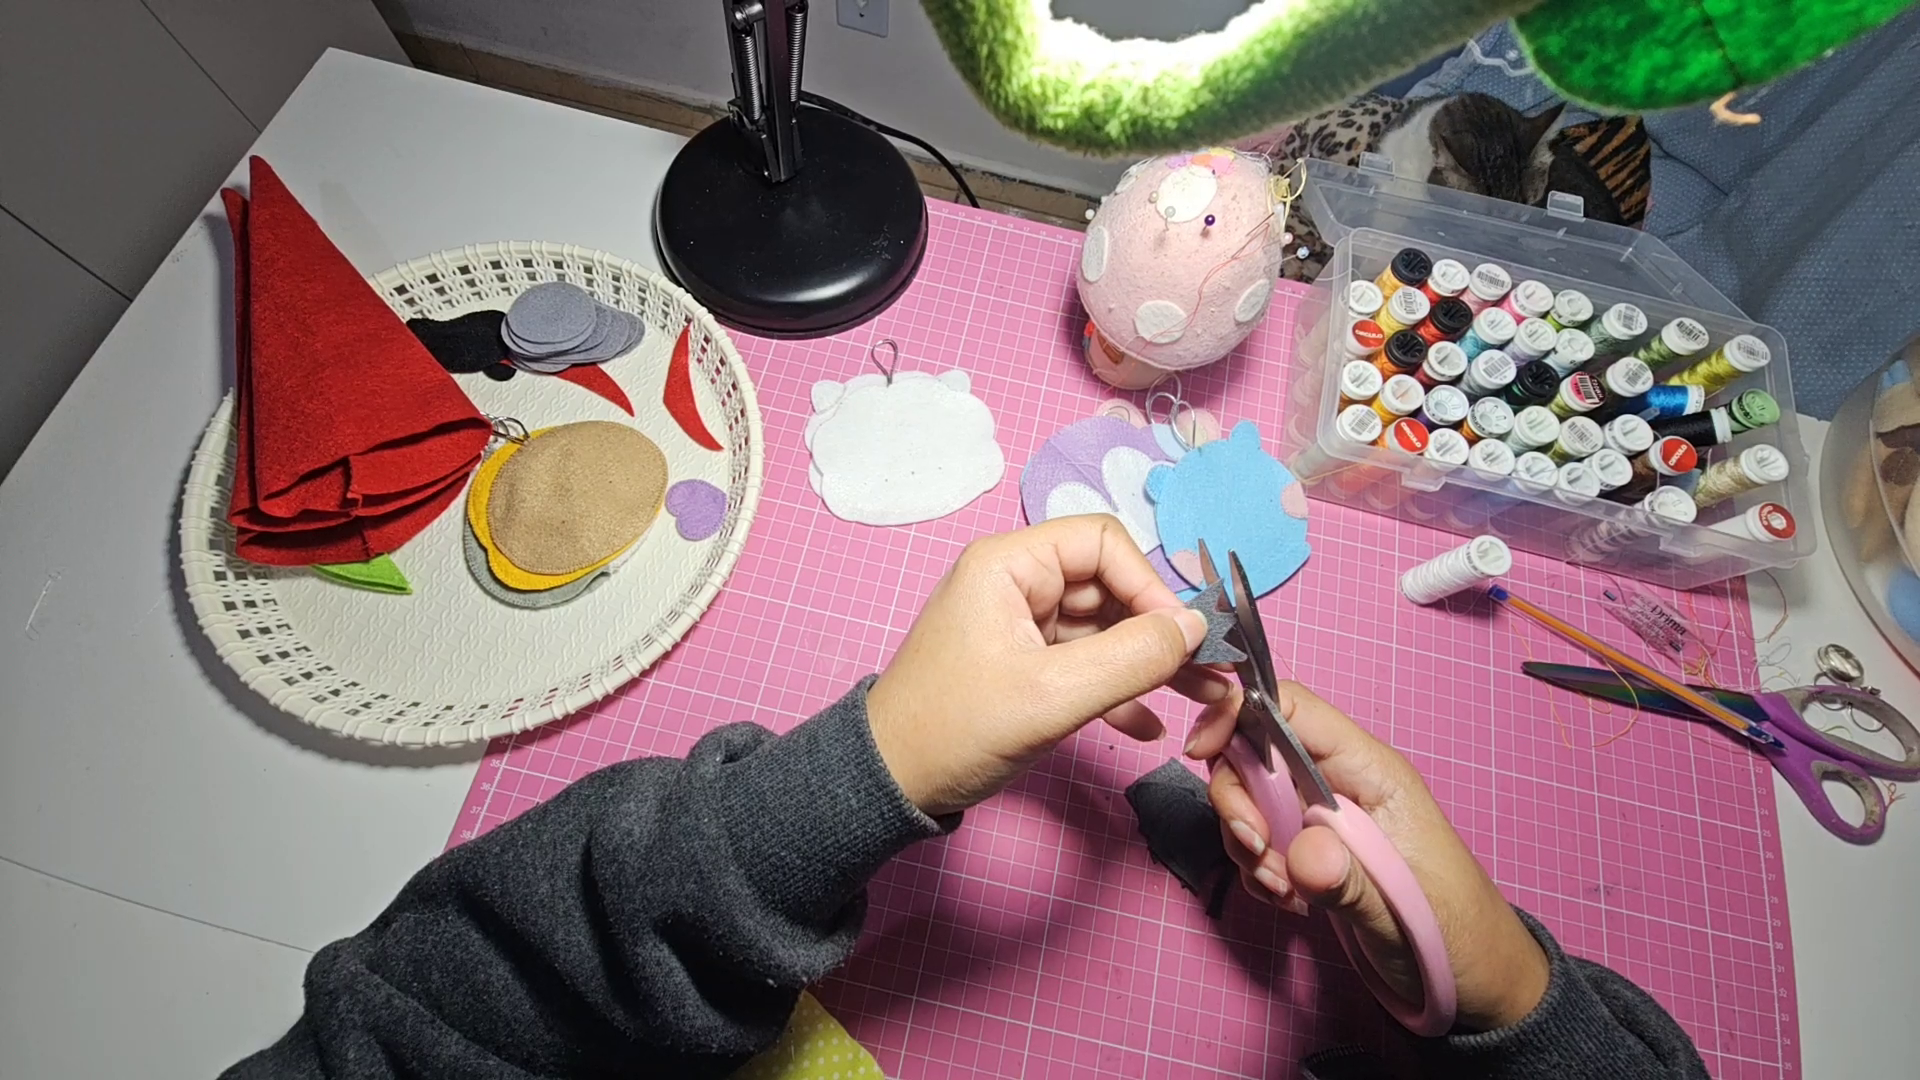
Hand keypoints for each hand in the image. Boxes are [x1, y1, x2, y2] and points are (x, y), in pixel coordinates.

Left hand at [868, 516, 1241, 817]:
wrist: (892, 782)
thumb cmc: (957, 728)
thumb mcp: (1050, 695)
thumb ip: (1130, 658)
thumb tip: (1195, 626)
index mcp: (1010, 565)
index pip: (1101, 543)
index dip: (1149, 584)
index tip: (1183, 637)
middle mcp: (1018, 583)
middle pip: (1109, 586)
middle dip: (1159, 632)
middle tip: (1210, 676)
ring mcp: (1022, 623)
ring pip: (1104, 628)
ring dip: (1149, 664)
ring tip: (1201, 702)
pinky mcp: (1026, 662)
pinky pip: (1084, 661)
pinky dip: (1117, 688)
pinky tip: (1146, 726)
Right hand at [1187, 681, 1549, 1032]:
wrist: (1476, 987)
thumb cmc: (1457, 940)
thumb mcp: (1402, 917)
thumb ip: (1349, 883)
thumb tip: (1300, 852)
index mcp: (1366, 769)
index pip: (1289, 706)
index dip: (1236, 712)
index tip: (1201, 752)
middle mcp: (1334, 778)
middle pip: (1252, 751)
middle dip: (1236, 800)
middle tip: (1256, 851)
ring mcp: (1316, 810)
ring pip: (1245, 794)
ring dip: (1245, 842)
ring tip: (1281, 890)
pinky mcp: (1303, 841)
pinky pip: (1253, 833)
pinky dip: (1253, 865)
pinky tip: (1287, 899)